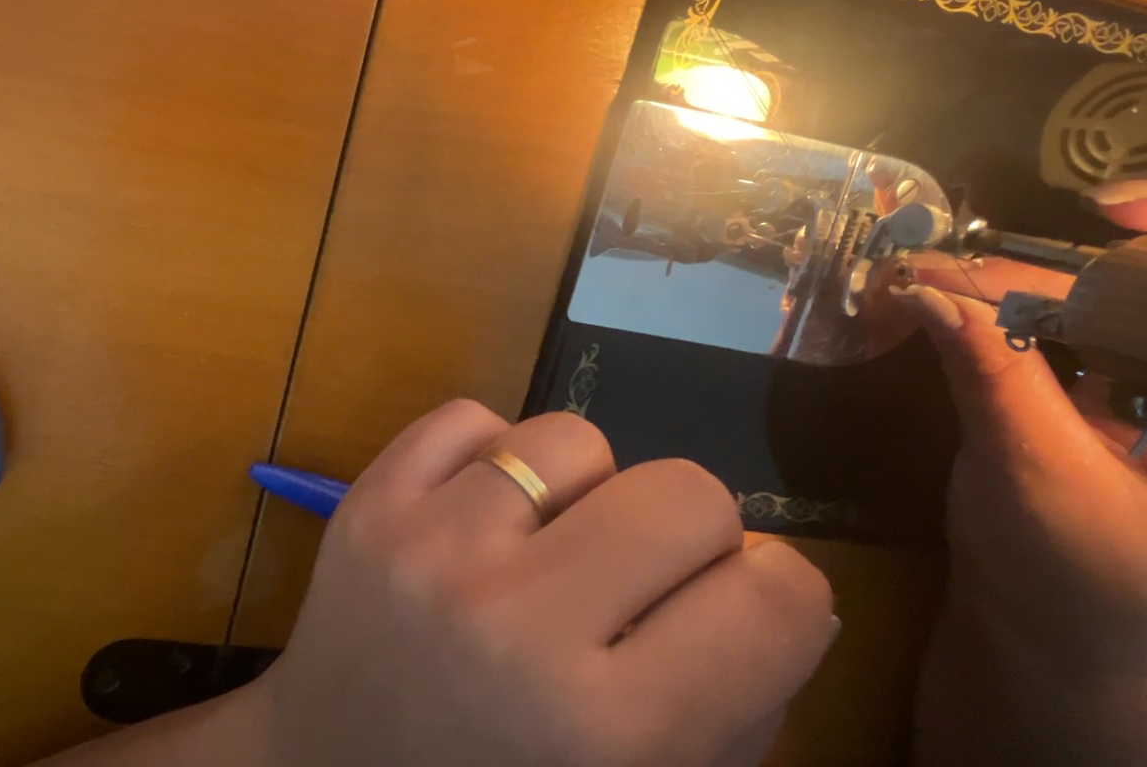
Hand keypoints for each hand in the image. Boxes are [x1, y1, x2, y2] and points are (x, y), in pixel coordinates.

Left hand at [259, 400, 834, 766]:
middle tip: (634, 575)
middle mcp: (517, 619)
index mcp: (613, 730)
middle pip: (686, 490)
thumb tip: (777, 577)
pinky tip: (477, 513)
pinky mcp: (366, 500)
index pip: (779, 594)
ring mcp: (430, 545)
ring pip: (574, 437)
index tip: (733, 606)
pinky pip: (469, 416)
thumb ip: (736, 700)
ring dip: (580, 488)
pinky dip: (490, 453)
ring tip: (544, 545)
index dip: (774, 594)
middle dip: (686, 531)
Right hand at [903, 177, 1146, 765]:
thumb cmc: (1074, 579)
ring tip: (920, 275)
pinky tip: (937, 306)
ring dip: (1009, 282)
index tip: (1110, 201)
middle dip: (1053, 260)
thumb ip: (992, 374)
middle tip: (940, 256)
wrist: (1047, 643)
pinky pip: (1052, 332)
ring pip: (1094, 305)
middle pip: (1146, 289)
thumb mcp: (1038, 475)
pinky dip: (994, 311)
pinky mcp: (1094, 400)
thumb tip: (922, 285)